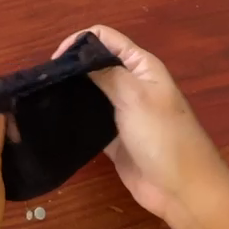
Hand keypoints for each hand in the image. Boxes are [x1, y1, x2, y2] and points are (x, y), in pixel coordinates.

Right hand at [54, 25, 228, 222]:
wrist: (182, 190)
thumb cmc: (162, 136)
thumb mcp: (134, 96)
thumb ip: (105, 72)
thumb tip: (76, 56)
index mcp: (141, 66)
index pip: (105, 38)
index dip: (79, 41)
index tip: (56, 60)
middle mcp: (131, 83)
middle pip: (95, 63)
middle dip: (72, 66)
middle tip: (46, 81)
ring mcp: (122, 111)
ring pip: (90, 91)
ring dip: (71, 91)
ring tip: (46, 97)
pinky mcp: (112, 136)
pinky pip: (89, 119)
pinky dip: (75, 116)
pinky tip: (55, 118)